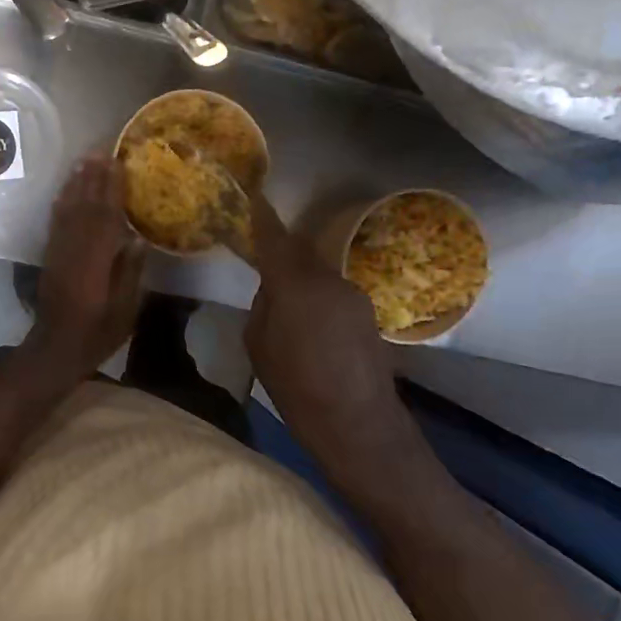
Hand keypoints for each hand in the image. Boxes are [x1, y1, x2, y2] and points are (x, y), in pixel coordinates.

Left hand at [28, 155, 145, 376]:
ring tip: (84, 161)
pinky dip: (61, 204)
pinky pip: (56, 224)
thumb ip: (129, 272)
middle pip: (85, 206)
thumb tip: (138, 238)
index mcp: (96, 262)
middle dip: (93, 177)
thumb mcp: (124, 309)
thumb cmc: (97, 333)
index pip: (106, 217)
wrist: (56, 348)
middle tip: (101, 150)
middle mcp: (75, 250)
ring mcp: (59, 252)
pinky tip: (65, 192)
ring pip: (68, 211)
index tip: (119, 163)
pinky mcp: (50, 258)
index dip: (112, 189)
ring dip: (75, 184)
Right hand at [245, 196, 403, 459]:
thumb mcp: (259, 345)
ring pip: (317, 276)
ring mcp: (353, 295)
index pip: (274, 239)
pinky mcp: (368, 313)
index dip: (261, 218)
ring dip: (300, 284)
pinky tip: (311, 334)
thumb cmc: (295, 387)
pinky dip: (317, 303)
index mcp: (295, 286)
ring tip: (287, 317)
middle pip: (299, 254)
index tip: (252, 198)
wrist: (356, 422)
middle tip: (261, 270)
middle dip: (280, 256)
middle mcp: (328, 280)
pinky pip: (332, 295)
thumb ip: (263, 306)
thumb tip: (273, 289)